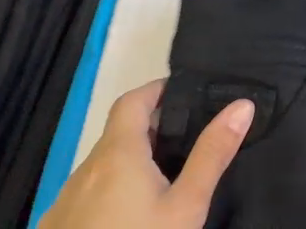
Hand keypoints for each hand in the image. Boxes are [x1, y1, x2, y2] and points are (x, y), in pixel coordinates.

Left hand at [39, 79, 254, 228]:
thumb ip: (212, 154)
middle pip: (118, 135)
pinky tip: (129, 221)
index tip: (188, 95)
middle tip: (188, 144)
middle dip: (152, 133)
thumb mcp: (186, 206)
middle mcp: (85, 171)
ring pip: (102, 169)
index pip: (132, 100)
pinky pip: (86, 198)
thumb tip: (242, 106)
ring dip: (130, 166)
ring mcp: (63, 204)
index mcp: (116, 154)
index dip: (158, 90)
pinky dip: (109, 195)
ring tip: (164, 186)